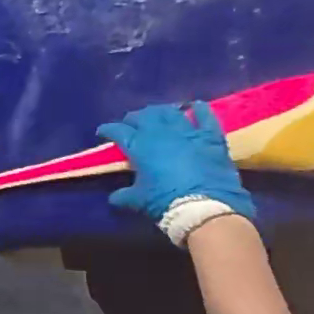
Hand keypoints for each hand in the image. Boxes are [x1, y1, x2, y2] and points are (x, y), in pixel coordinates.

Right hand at [98, 102, 253, 229]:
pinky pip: (206, 117)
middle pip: (143, 116)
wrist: (205, 207)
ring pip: (170, 112)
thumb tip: (114, 198)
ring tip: (158, 114)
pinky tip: (195, 106)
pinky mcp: (210, 138)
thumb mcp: (138, 200)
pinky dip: (200, 110)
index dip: (108, 129)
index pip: (117, 130)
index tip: (103, 132)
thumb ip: (124, 195)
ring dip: (161, 111)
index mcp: (138, 146)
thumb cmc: (165, 202)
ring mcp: (187, 132)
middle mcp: (160, 133)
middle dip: (133, 118)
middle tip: (130, 124)